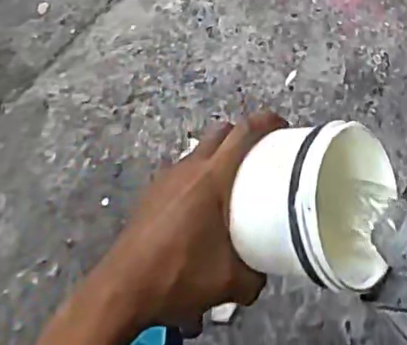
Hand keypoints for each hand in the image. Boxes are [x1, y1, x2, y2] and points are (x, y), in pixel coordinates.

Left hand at [37, 111, 286, 344]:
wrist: (126, 285)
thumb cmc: (177, 275)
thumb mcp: (230, 282)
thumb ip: (254, 276)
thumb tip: (261, 274)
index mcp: (212, 177)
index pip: (243, 133)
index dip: (265, 122)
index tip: (279, 125)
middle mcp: (189, 168)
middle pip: (220, 132)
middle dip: (241, 135)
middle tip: (258, 152)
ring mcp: (168, 176)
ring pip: (199, 151)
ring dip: (216, 158)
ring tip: (230, 186)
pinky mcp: (154, 191)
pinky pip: (182, 173)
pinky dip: (197, 180)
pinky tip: (200, 211)